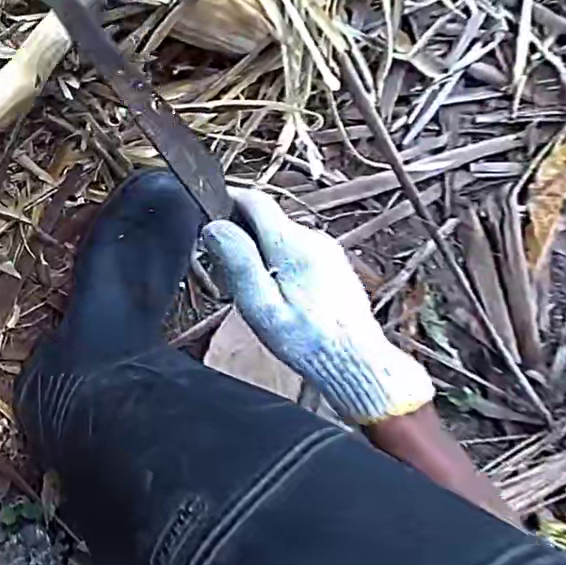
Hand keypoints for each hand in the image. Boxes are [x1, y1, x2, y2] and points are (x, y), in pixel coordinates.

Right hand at [200, 187, 432, 424]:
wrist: (357, 365)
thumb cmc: (306, 340)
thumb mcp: (259, 304)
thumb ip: (237, 260)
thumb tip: (215, 226)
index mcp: (291, 244)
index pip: (254, 199)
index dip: (226, 200)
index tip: (208, 214)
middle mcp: (313, 239)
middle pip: (264, 217)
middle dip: (239, 231)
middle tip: (222, 265)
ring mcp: (326, 250)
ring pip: (278, 233)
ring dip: (257, 248)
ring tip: (249, 285)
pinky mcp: (332, 264)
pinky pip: (294, 248)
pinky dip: (276, 259)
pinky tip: (275, 291)